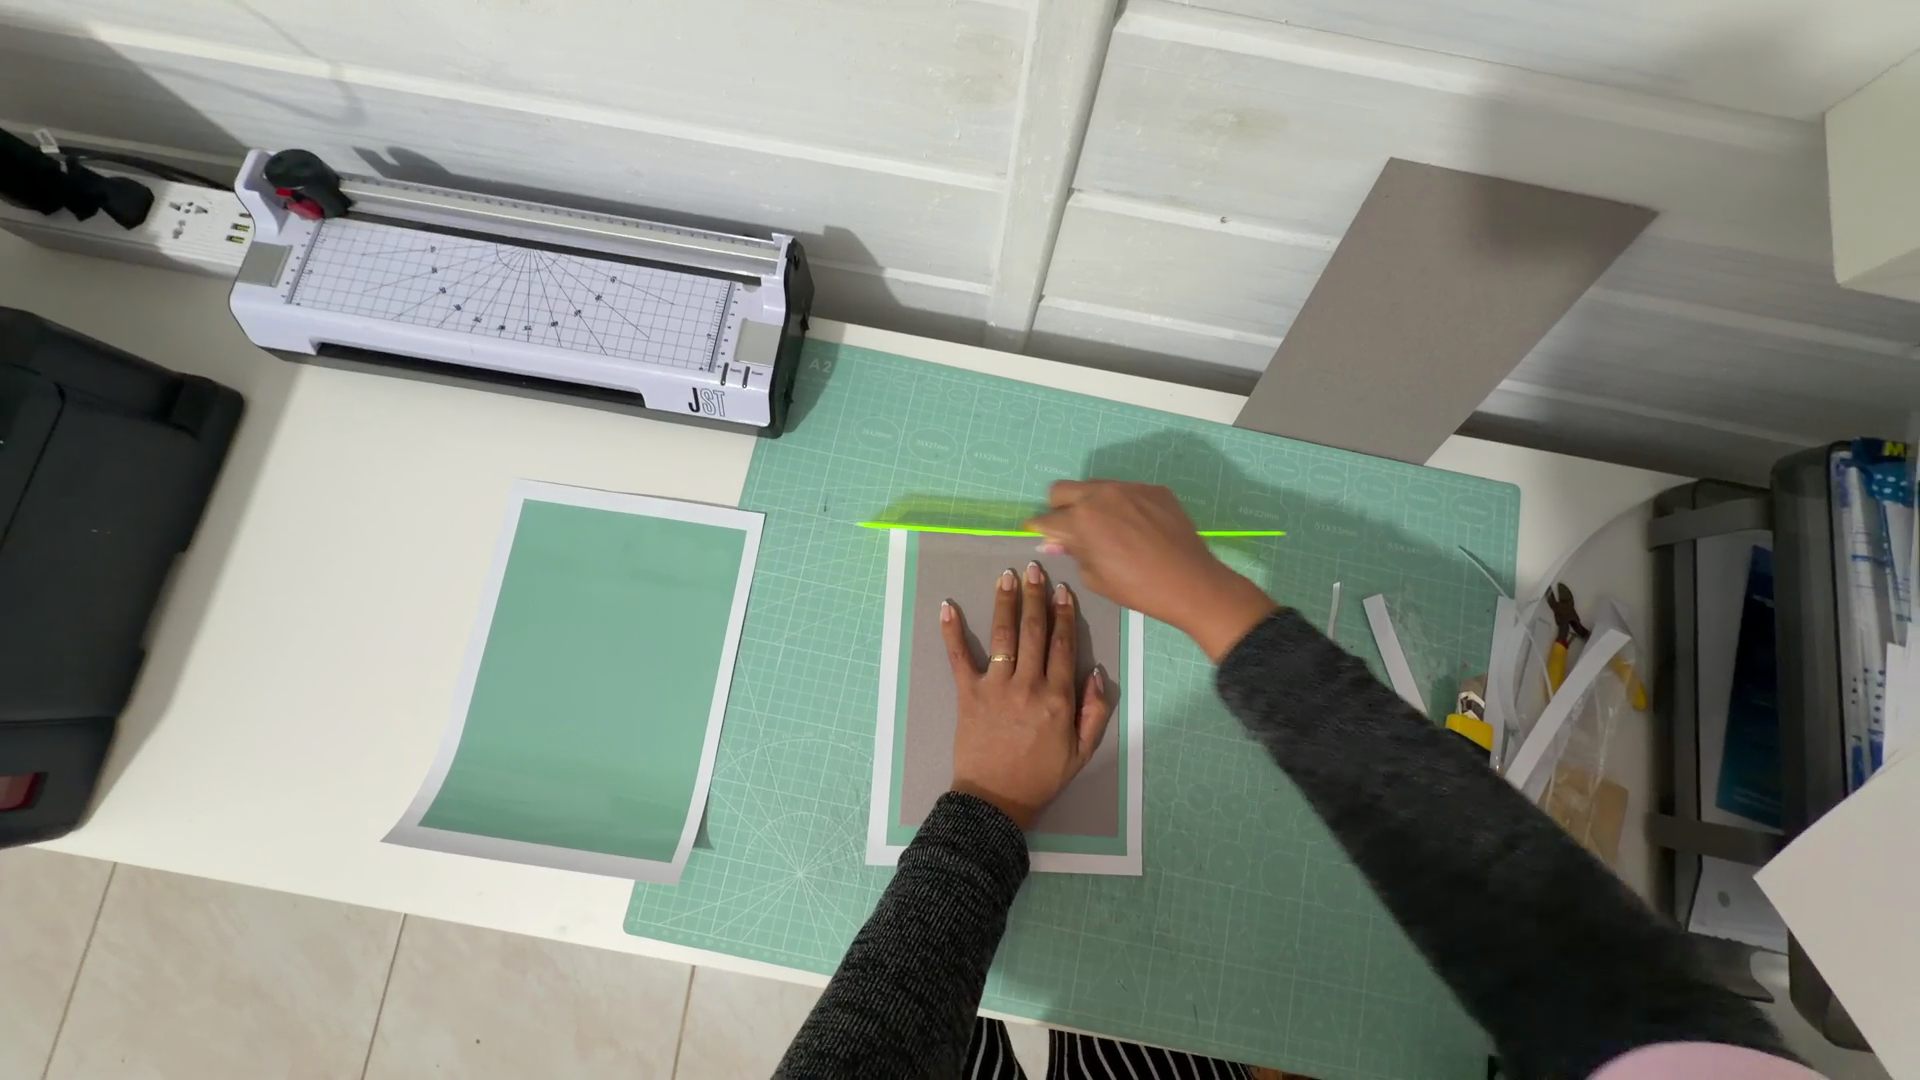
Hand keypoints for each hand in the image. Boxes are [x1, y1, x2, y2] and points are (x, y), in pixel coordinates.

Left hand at [942, 562, 1113, 828]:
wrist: (996, 799)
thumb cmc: (1042, 776)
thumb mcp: (1083, 750)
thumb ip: (1095, 710)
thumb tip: (1097, 671)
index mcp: (1057, 697)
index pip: (1062, 644)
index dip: (1064, 613)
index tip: (1063, 589)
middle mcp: (1027, 684)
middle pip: (1034, 630)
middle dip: (1035, 596)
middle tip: (1034, 568)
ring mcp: (995, 686)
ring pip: (1003, 635)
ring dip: (1005, 602)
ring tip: (1006, 576)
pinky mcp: (967, 693)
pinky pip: (959, 657)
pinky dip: (951, 631)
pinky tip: (948, 606)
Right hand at [1026, 480, 1277, 661]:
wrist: (1190, 582)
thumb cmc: (1136, 587)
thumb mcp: (1094, 577)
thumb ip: (1072, 552)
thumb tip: (1055, 541)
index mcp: (1080, 520)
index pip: (1045, 519)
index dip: (1040, 530)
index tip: (1042, 536)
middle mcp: (1100, 495)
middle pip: (1061, 490)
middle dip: (1058, 508)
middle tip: (1071, 528)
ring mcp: (1128, 488)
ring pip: (1094, 487)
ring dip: (1091, 504)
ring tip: (1108, 528)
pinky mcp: (1152, 489)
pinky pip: (1126, 491)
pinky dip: (1122, 505)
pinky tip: (1137, 527)